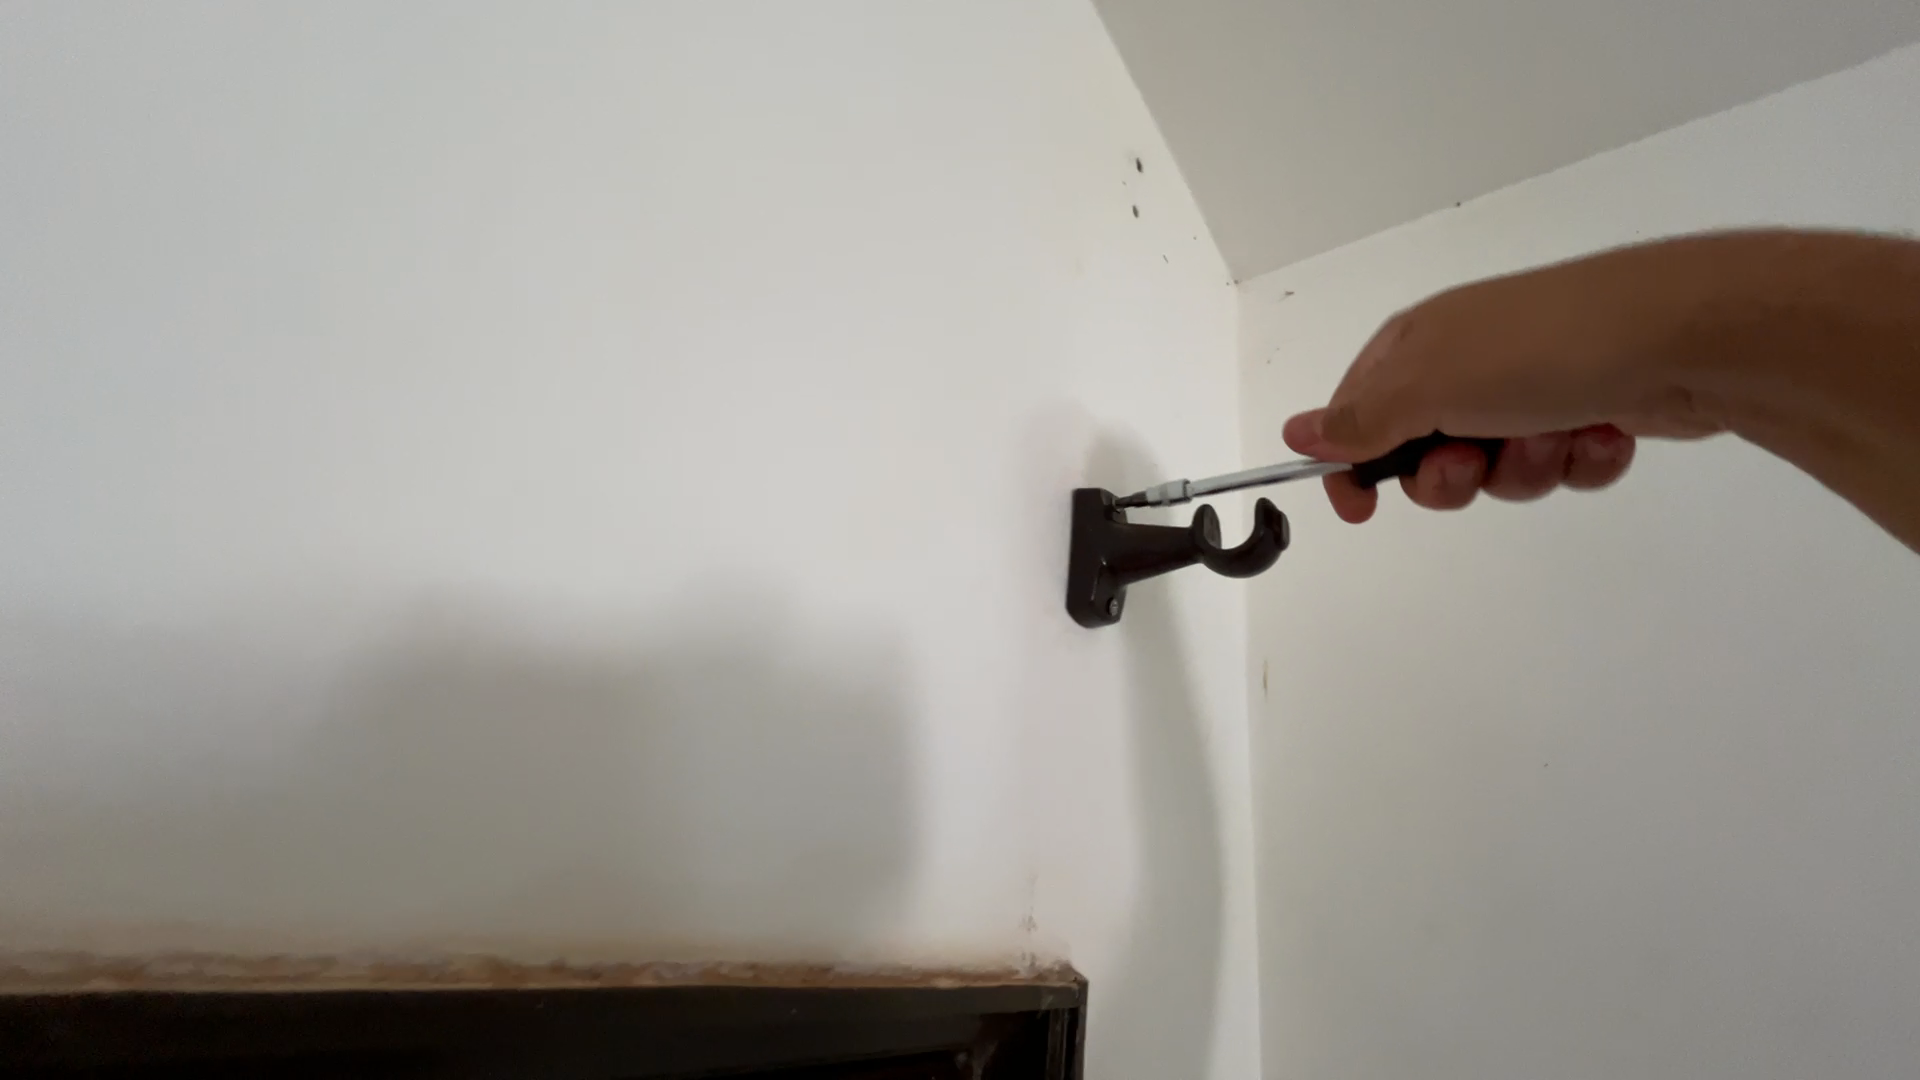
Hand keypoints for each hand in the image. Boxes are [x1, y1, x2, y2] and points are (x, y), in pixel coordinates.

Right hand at [1280, 237, 1732, 522]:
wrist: (1698, 333)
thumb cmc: (1537, 352)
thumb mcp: (1426, 386)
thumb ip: (1357, 420)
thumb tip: (1294, 434)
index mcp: (1414, 346)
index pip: (1353, 415)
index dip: (1350, 466)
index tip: (1360, 509)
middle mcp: (1462, 362)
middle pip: (1417, 451)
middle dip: (1446, 474)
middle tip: (1472, 462)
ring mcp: (1526, 384)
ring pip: (1488, 466)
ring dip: (1516, 470)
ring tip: (1554, 440)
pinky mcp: (1584, 406)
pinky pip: (1550, 463)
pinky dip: (1569, 462)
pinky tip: (1598, 436)